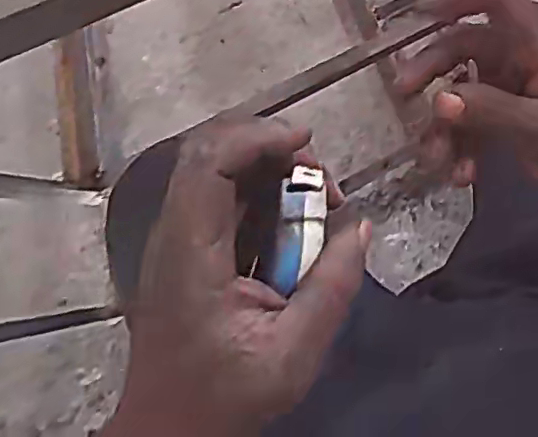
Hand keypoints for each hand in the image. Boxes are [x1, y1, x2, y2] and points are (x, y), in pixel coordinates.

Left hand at [105, 118, 368, 436]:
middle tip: (319, 176)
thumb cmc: (222, 401)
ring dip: (273, 164)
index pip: (209, 163)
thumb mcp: (293, 356)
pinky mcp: (190, 243)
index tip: (306, 140)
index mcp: (190, 255)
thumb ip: (332, 288)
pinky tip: (296, 211)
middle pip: (214, 149)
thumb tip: (361, 225)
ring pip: (222, 164)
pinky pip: (227, 189)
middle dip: (274, 145)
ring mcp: (179, 237)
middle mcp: (176, 234)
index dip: (257, 136)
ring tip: (317, 195)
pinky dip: (266, 185)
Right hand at [395, 0, 537, 208]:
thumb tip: (437, 99)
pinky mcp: (511, 110)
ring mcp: (517, 81)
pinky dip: (461, 140)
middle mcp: (525, 53)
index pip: (500, 2)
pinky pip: (473, 115)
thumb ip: (491, 111)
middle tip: (403, 93)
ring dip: (445, 119)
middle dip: (434, 67)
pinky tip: (460, 173)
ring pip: (463, 84)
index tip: (422, 10)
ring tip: (436, 158)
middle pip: (468, 44)